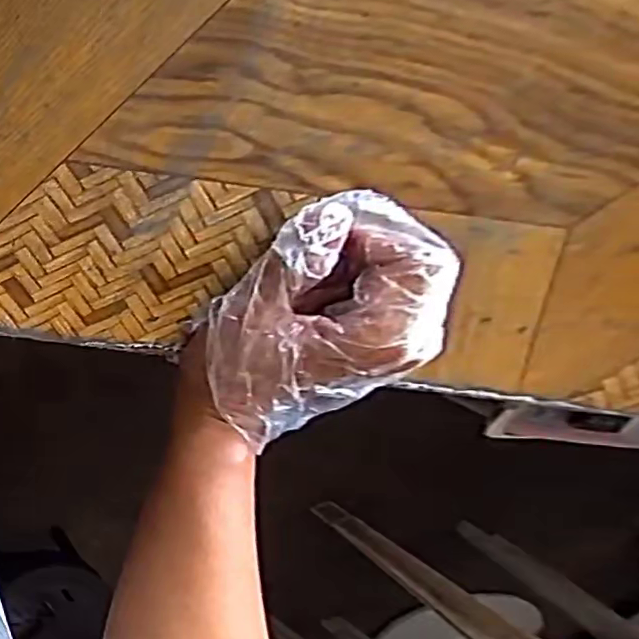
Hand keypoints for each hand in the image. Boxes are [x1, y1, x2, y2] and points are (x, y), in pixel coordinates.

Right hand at [199, 190, 458, 448]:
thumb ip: (294, 261)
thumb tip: (325, 218)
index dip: (371, 230)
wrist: (223, 419)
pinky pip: (374, 298)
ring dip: (347, 264)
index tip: (321, 225)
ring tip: (295, 274)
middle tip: (306, 241)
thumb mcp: (253, 310)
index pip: (416, 258)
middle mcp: (405, 342)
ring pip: (394, 279)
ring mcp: (392, 346)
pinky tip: (300, 292)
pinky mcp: (373, 347)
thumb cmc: (232, 376)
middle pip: (414, 267)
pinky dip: (341, 283)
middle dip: (361, 245)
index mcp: (385, 335)